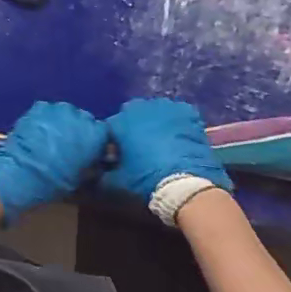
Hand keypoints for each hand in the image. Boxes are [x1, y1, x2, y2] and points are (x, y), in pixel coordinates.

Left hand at [0, 101, 107, 223]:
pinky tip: (39, 133)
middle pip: (84, 120)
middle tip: (70, 145)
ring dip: (62, 124)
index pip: (104, 133)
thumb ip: (95, 164)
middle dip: (79, 131)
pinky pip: (47, 112)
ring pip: (66, 114)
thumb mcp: (83, 177)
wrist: (21, 173)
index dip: (97, 143)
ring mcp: (58, 108)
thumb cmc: (56, 181)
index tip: (91, 152)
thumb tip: (99, 160)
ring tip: (52, 139)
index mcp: (96, 133)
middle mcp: (80, 115)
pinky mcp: (38, 107)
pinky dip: (45, 120)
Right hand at [102, 99, 232, 205]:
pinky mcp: (189, 114)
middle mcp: (141, 108)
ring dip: (155, 123)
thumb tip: (101, 170)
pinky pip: (178, 115)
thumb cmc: (144, 179)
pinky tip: (178, 138)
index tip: (117, 156)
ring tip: (160, 143)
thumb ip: (104, 172)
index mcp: (119, 121)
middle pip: (132, 115)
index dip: (114, 142)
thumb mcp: (115, 181)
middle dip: (133, 127)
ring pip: (155, 112)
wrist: (184, 183)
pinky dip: (176, 123)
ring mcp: (166, 108)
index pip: (110, 128)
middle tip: (139, 148)